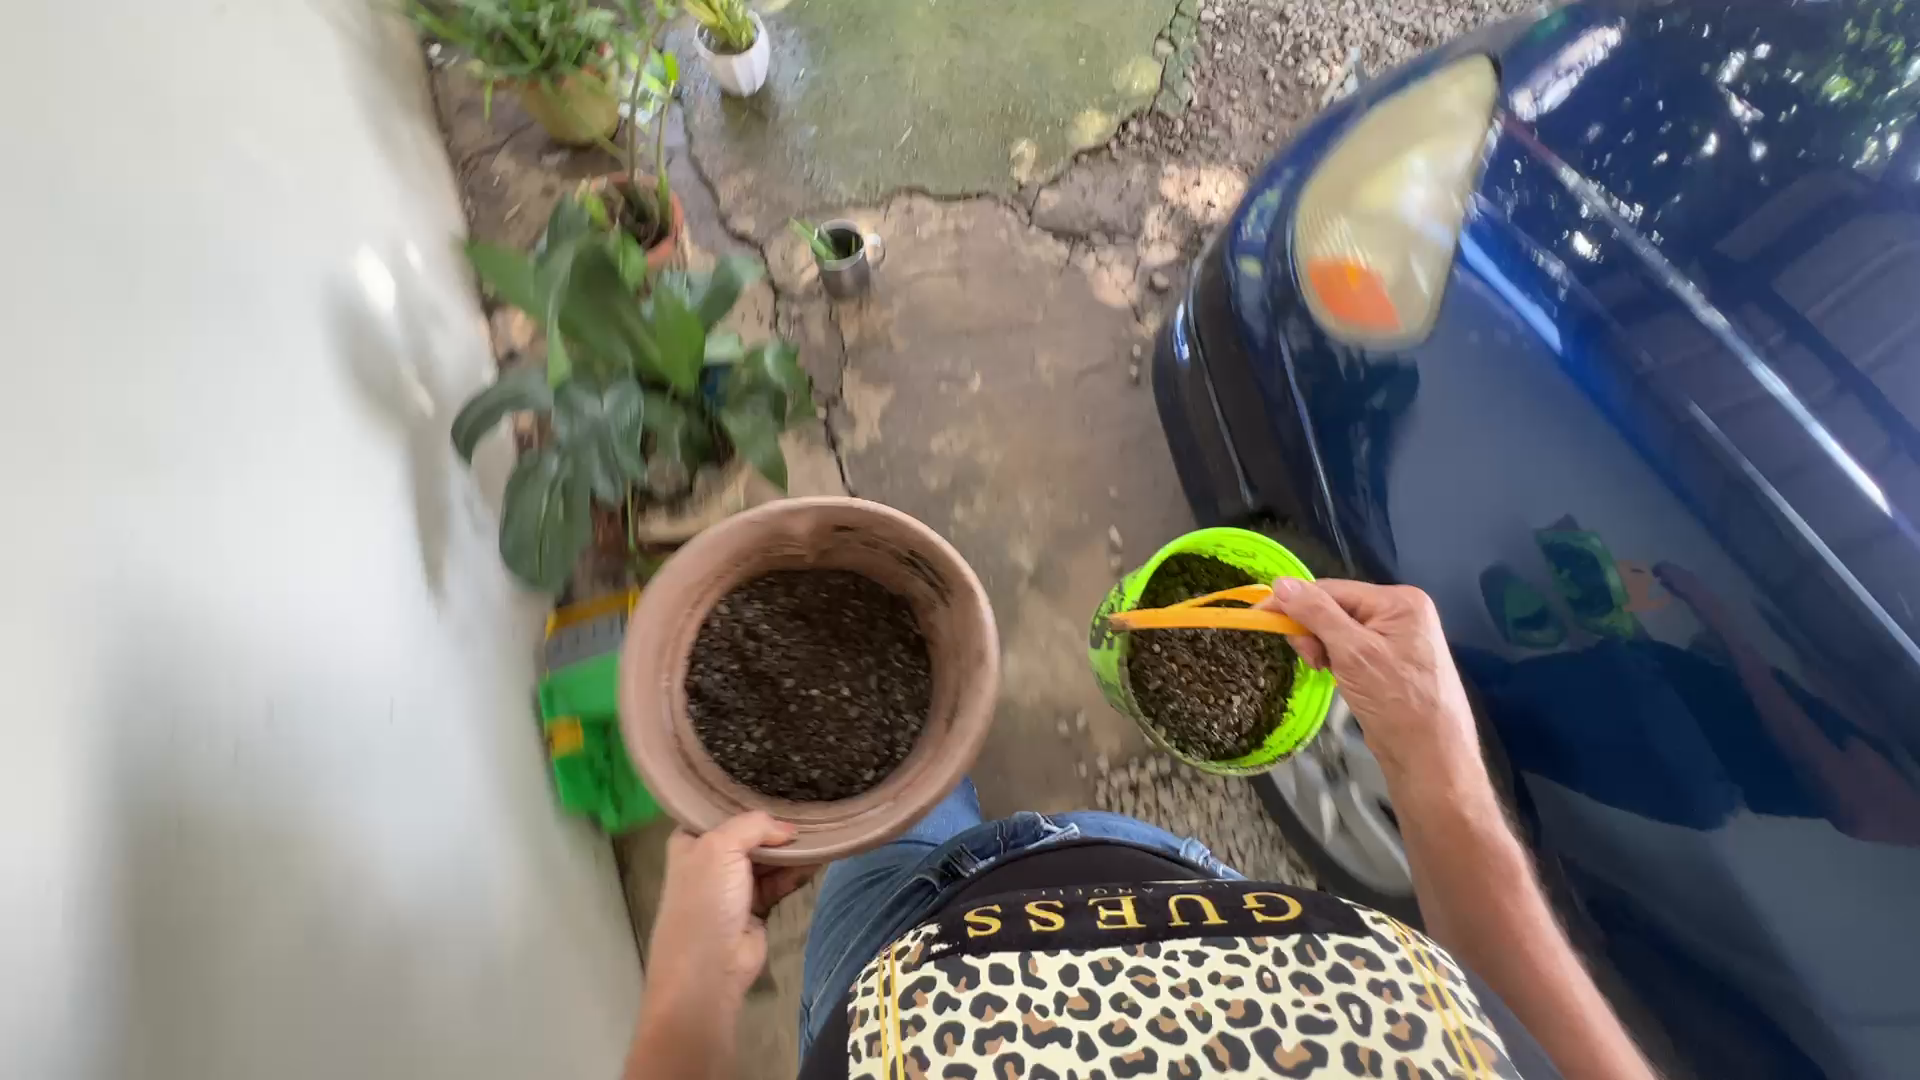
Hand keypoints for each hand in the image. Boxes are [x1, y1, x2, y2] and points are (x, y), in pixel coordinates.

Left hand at [643, 813, 816, 1021]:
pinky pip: (780, 879)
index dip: (748, 800)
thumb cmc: (705, 901)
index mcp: (692, 841)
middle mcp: (711, 859)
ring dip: (791, 849)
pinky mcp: (755, 906)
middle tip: (809, 809)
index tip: (780, 787)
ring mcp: (733, 884)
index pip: (720, 810)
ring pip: (768, 856)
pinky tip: (818, 858)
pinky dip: (797, 870)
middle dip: (776, 826)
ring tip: (821, 832)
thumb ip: (755, 825)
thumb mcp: (721, 847)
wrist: (708, 971)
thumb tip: (788, 830)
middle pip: (749, 833)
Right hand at [1258, 579, 1484, 792]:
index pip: (1331, 589)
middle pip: (1332, 606)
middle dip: (1311, 630)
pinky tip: (1333, 673)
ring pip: (1335, 627)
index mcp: (1398, 600)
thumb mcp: (1351, 651)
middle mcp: (1399, 611)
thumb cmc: (1395, 700)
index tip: (1260, 616)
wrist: (1429, 755)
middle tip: (1312, 659)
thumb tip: (1280, 582)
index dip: (1294, 602)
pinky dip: (1332, 657)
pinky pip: (1346, 645)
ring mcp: (1394, 636)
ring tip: (1324, 669)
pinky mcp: (1386, 658)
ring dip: (1320, 645)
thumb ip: (1316, 612)